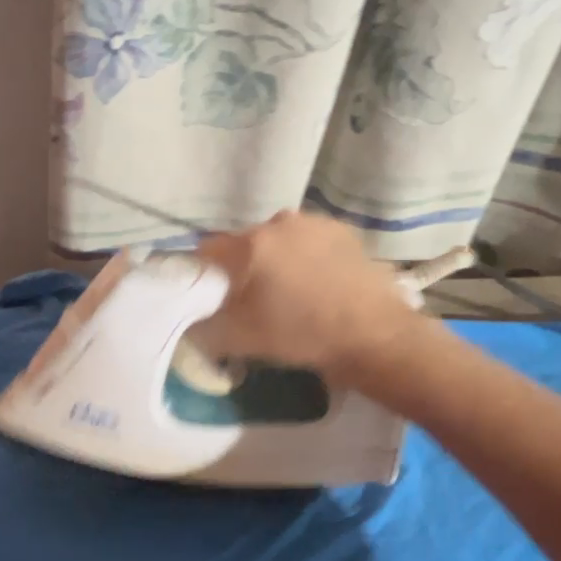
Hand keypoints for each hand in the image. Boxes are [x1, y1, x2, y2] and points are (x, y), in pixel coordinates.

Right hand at [193, 211, 425, 378]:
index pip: (206, 250)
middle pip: (245, 244)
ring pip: (279, 241)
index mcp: (250, 243)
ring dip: (276, 261)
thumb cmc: (300, 334)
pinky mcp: (345, 232)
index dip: (201, 273)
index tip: (208, 296)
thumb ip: (204, 327)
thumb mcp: (241, 339)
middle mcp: (280, 222)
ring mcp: (316, 223)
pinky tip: (317, 286)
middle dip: (242, 268)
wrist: (373, 335)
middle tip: (251, 301)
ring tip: (288, 294)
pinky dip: (306, 259)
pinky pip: (310, 242)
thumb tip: (188, 323)